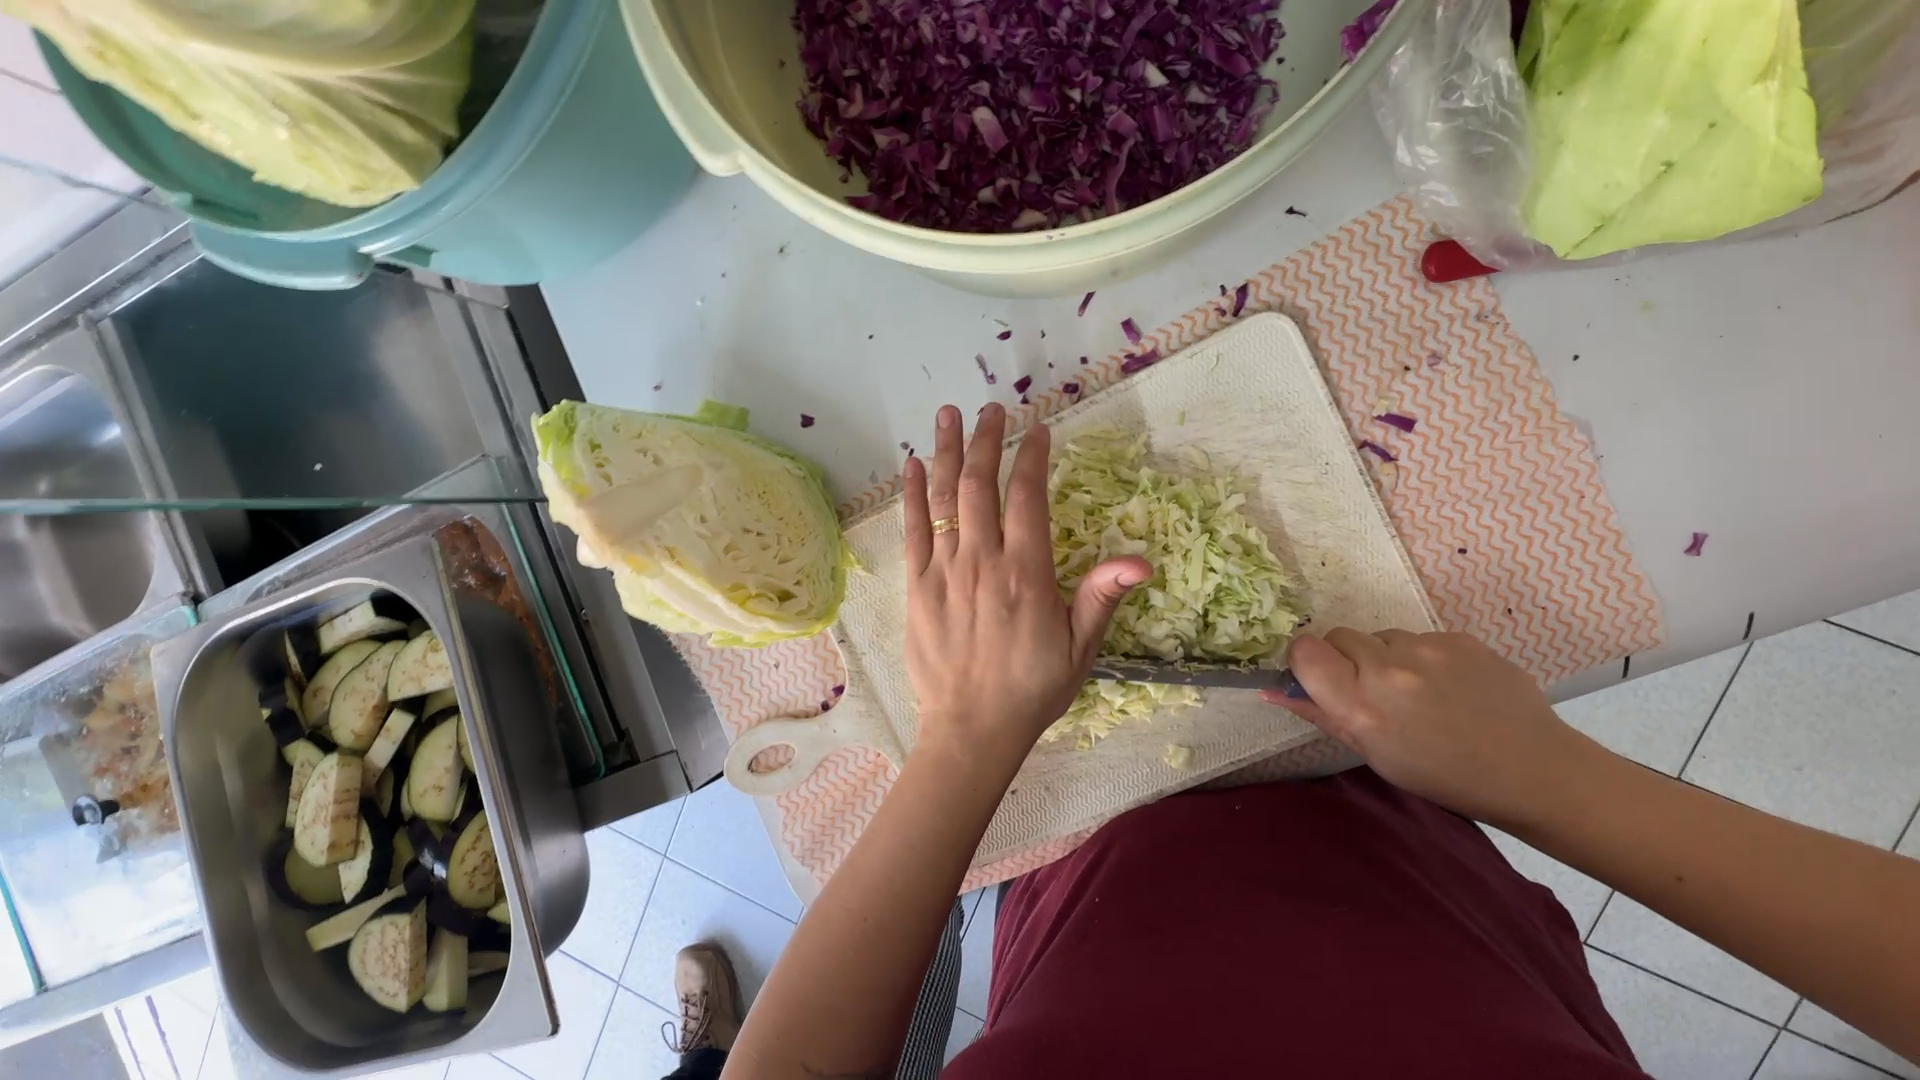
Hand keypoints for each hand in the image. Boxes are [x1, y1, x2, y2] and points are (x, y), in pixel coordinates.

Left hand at [902, 404, 1149, 765]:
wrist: (971, 730)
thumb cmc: (1033, 690)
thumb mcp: (1080, 650)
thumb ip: (1102, 597)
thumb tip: (1142, 560)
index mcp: (1027, 574)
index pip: (1028, 497)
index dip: (1033, 457)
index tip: (1038, 430)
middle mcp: (983, 562)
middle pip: (981, 485)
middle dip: (986, 440)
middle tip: (991, 409)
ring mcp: (944, 572)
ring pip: (944, 498)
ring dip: (946, 452)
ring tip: (947, 414)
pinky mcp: (917, 587)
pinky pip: (912, 530)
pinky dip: (912, 493)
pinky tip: (914, 464)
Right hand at [1263, 629, 1607, 826]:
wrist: (1533, 770)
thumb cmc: (1442, 775)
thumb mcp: (1373, 754)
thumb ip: (1321, 715)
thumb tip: (1273, 691)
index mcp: (1362, 706)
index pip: (1305, 651)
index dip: (1307, 662)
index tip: (1322, 680)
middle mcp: (1389, 669)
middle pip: (1339, 636)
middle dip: (1347, 658)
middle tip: (1374, 693)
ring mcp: (1429, 649)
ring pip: (1381, 636)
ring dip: (1387, 657)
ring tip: (1419, 693)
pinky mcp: (1461, 638)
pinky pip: (1421, 638)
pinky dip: (1424, 657)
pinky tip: (1449, 687)